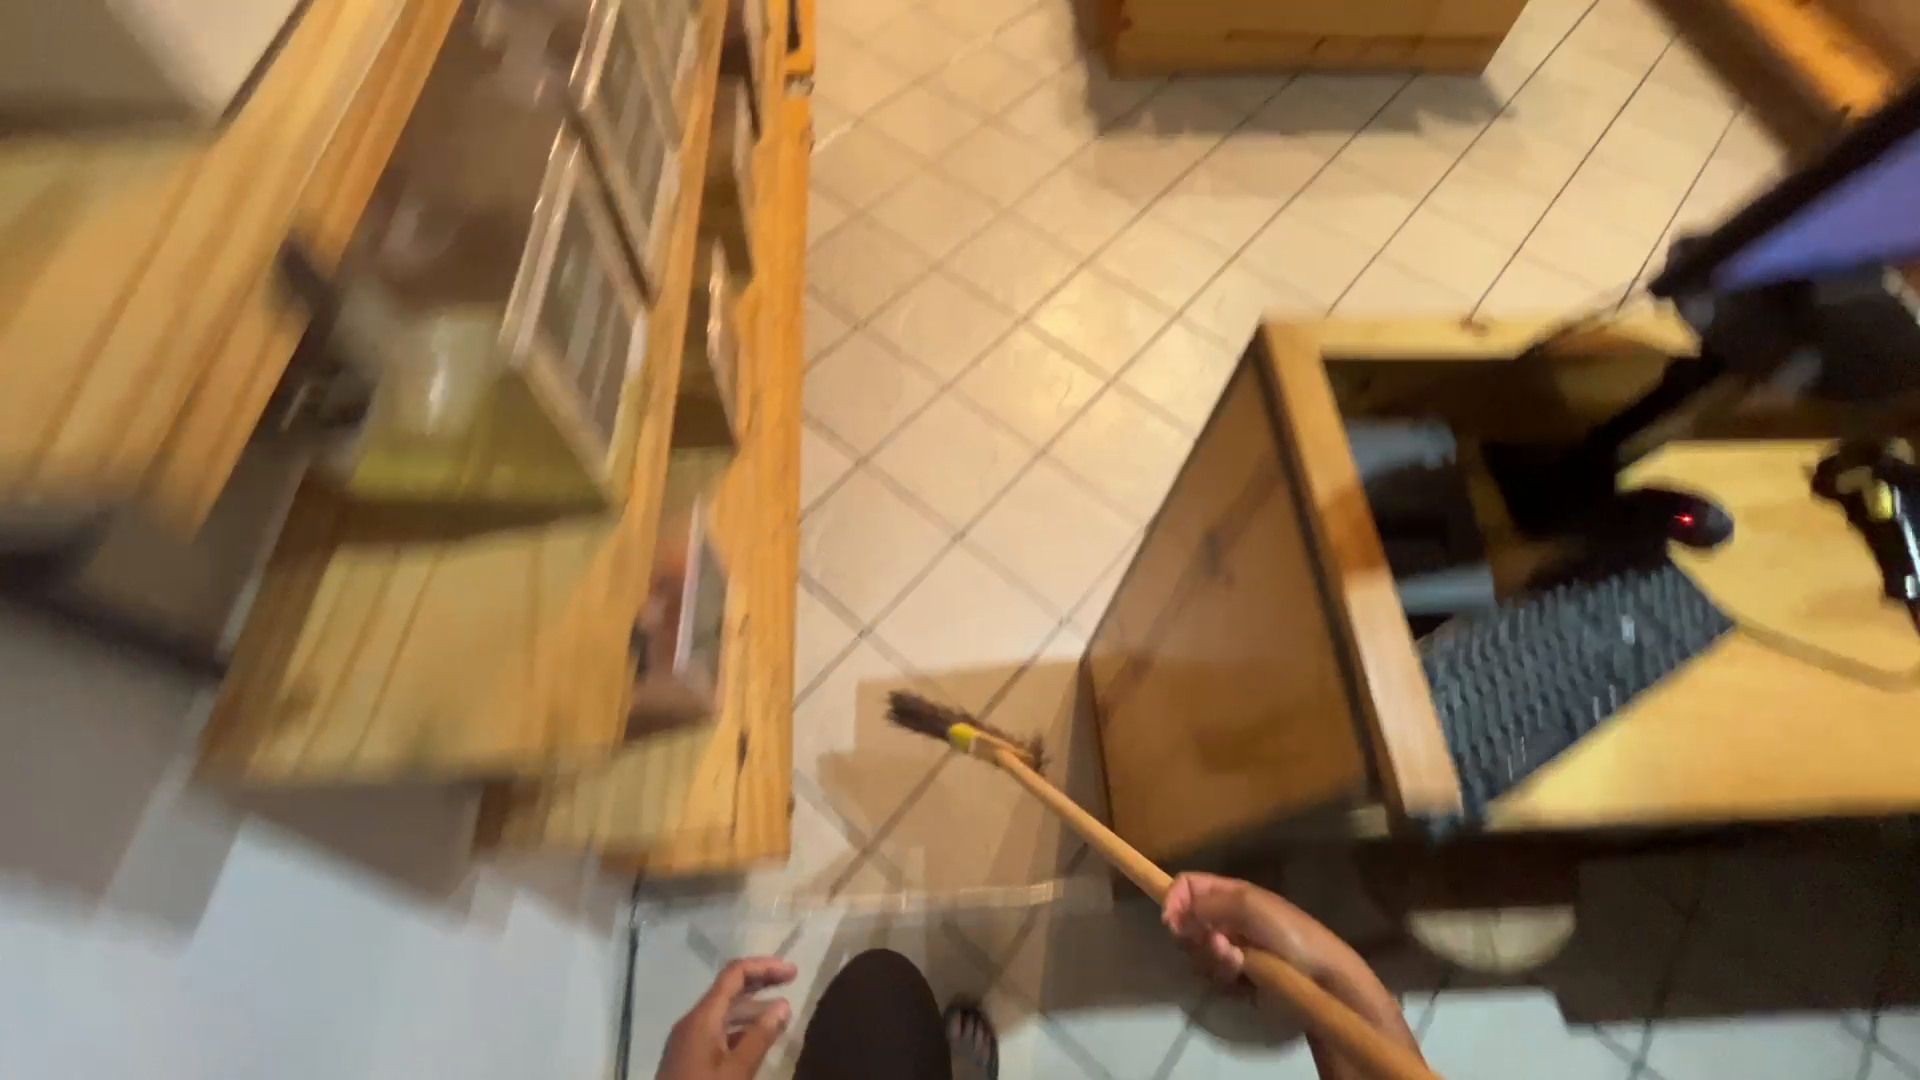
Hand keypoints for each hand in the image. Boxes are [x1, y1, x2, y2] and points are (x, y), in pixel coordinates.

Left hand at [656, 957, 797, 1079]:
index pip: (735, 974)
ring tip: (781, 1014)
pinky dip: (740, 1028)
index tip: (793, 974)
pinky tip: (758, 1040)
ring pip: (724, 1011)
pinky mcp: (688, 1058)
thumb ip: (760, 1037)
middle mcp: (692, 1021)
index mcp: (702, 1017)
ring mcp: (687, 1040)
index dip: (765, 967)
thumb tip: (783, 1005)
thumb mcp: (736, 1072)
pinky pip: (717, 1030)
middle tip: (791, 982)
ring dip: (752, 1006)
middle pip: (729, 988)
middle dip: (761, 982)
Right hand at [1162, 872, 1337, 987]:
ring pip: (1198, 954)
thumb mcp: (1247, 905)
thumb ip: (1207, 904)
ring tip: (1239, 963)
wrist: (1322, 975)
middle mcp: (1223, 918)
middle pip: (1185, 923)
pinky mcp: (1237, 976)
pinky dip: (1226, 979)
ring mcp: (1229, 947)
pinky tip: (1246, 979)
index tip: (1172, 923)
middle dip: (1197, 937)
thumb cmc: (1287, 930)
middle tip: (1219, 945)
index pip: (1185, 887)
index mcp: (1226, 893)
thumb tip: (1173, 914)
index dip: (1173, 900)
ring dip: (1214, 959)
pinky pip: (1214, 978)